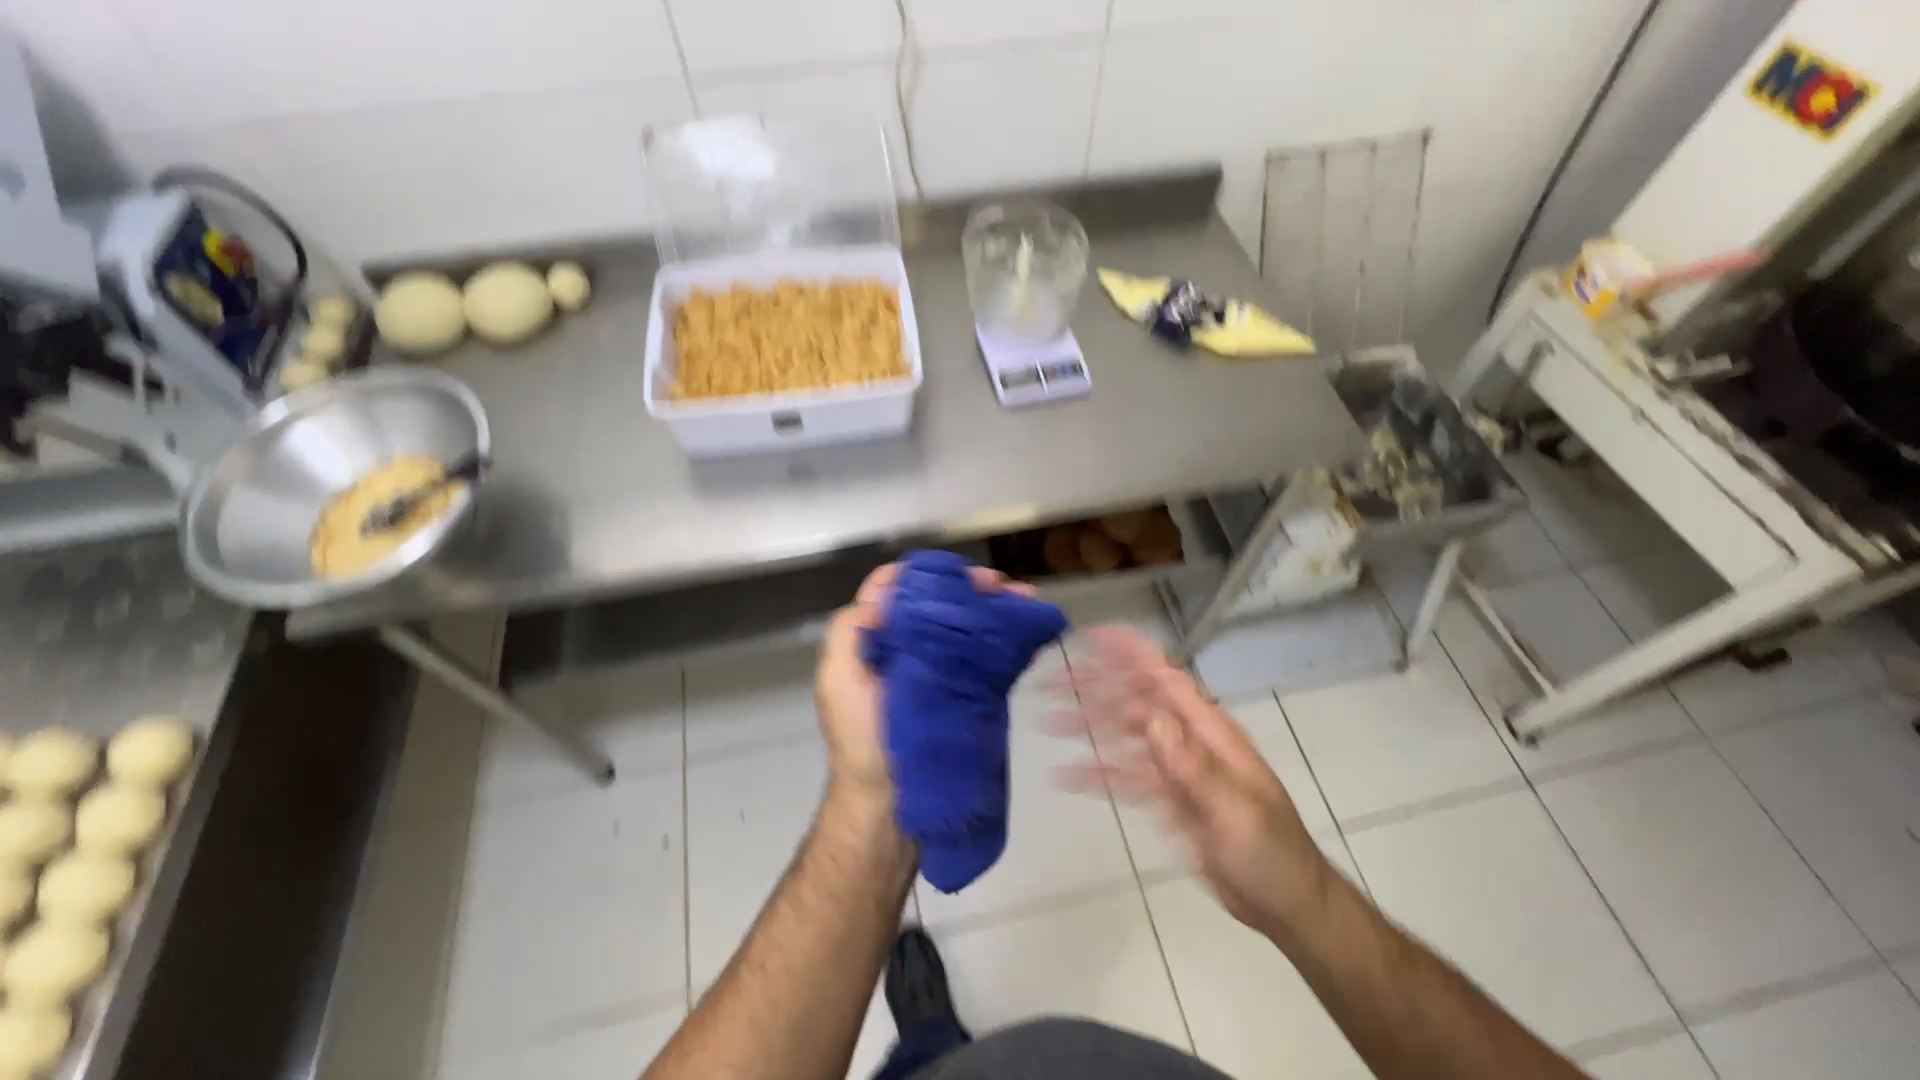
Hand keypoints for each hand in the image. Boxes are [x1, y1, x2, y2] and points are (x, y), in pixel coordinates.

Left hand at [815, 561, 1037, 813]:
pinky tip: (1029, 629)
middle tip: (999, 586)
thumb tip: (886, 590)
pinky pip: (989, 662)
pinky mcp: (968, 699)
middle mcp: (910, 653)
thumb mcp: (839, 679)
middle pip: (942, 607)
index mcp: (876, 644)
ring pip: (969, 630)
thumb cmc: (862, 738)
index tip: (956, 572)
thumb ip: (850, 631)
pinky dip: (1009, 643)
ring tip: (1024, 599)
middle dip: (970, 590)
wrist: (890, 805)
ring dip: (996, 610)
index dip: (926, 576)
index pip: (899, 594)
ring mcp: (941, 676)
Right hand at [1055, 626, 1331, 934]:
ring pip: (1127, 737)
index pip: (1167, 681)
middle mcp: (1191, 743)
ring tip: (1050, 720)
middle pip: (1137, 704)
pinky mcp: (1170, 800)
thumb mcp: (1235, 811)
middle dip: (1097, 688)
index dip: (1132, 655)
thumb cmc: (1271, 854)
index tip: (1094, 636)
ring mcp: (1179, 772)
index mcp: (1212, 735)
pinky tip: (1068, 773)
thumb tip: (1152, 718)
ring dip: (1091, 726)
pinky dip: (1099, 772)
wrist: (1287, 903)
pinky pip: (1128, 777)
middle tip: (1052, 681)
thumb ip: (1193, 766)